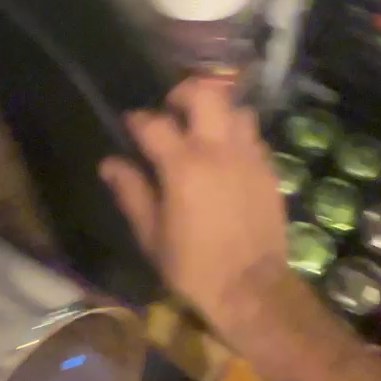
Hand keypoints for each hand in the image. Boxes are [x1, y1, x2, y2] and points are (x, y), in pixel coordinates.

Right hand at [99, 78, 287, 328]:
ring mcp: (249, 158)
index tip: (131, 124)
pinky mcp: (269, 170)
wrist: (252, 288)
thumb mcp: (152, 236)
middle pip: (205, 94)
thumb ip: (132, 193)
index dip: (138, 120)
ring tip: (205, 129)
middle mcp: (218, 151)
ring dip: (218, 112)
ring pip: (237, 110)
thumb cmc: (194, 268)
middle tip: (173, 109)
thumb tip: (110, 164)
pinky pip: (254, 137)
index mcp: (183, 166)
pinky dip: (239, 136)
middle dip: (184, 93)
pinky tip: (229, 155)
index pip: (155, 124)